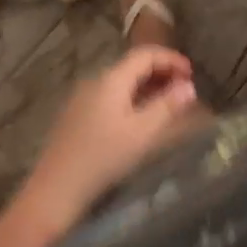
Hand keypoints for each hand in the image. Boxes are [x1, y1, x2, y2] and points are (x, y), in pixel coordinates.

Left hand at [25, 46, 200, 211]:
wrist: (54, 192)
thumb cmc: (102, 159)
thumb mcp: (142, 133)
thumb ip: (167, 106)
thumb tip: (189, 86)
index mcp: (111, 79)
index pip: (145, 54)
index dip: (171, 59)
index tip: (192, 73)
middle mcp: (95, 81)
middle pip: (132, 66)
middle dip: (161, 73)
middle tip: (184, 89)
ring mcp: (83, 98)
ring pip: (121, 82)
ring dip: (147, 87)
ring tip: (167, 103)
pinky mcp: (77, 116)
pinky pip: (111, 96)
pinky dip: (132, 99)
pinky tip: (140, 119)